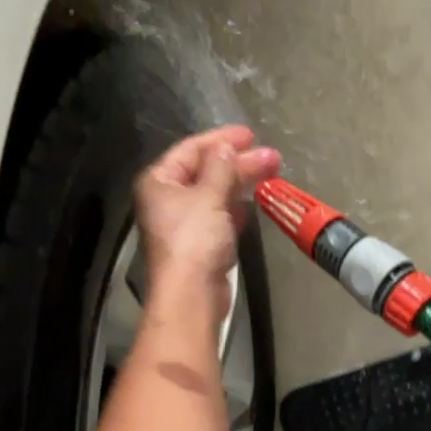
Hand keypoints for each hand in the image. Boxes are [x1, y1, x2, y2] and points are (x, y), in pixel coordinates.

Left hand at [134, 125, 282, 287]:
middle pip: (205, 172)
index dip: (221, 139)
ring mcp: (184, 225)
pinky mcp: (201, 246)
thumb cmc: (194, 240)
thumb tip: (228, 147)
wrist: (192, 295)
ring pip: (215, 195)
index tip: (250, 135)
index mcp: (159, 181)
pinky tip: (253, 201)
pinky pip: (219, 218)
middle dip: (238, 163)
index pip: (191, 150)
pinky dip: (235, 208)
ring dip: (240, 184)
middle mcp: (168, 200)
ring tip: (270, 174)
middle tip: (271, 157)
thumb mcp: (209, 195)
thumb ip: (221, 167)